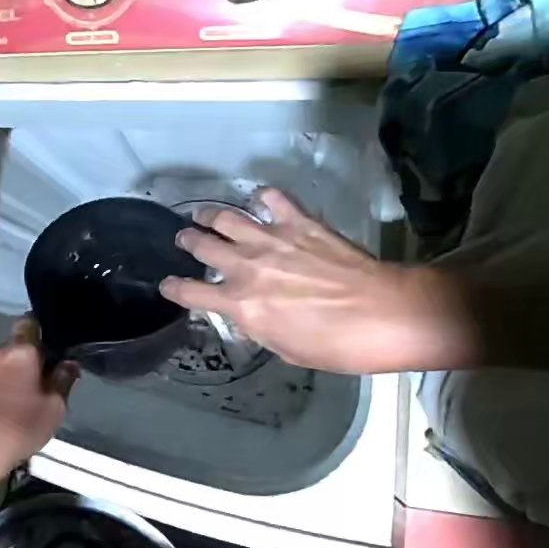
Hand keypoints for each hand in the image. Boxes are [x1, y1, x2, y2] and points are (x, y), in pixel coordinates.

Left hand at [0, 318, 76, 490]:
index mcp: (20, 350)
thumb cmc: (17, 428)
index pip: (30, 321)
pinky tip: (4, 411)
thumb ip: (64, 380)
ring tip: (24, 401)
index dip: (42, 330)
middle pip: (16, 345)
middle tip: (45, 382)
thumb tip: (69, 363)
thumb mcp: (54, 408)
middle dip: (30, 359)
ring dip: (13, 374)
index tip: (53, 348)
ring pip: (1, 363)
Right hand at [158, 188, 477, 374]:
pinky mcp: (298, 222)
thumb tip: (246, 316)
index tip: (167, 284)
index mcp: (241, 304)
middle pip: (202, 245)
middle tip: (185, 237)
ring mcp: (271, 239)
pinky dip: (263, 197)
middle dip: (188, 240)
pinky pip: (273, 199)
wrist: (381, 314)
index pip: (192, 293)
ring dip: (211, 215)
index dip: (174, 288)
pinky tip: (262, 200)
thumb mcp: (286, 350)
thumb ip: (258, 328)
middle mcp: (247, 267)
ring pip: (226, 217)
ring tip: (206, 213)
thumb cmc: (335, 345)